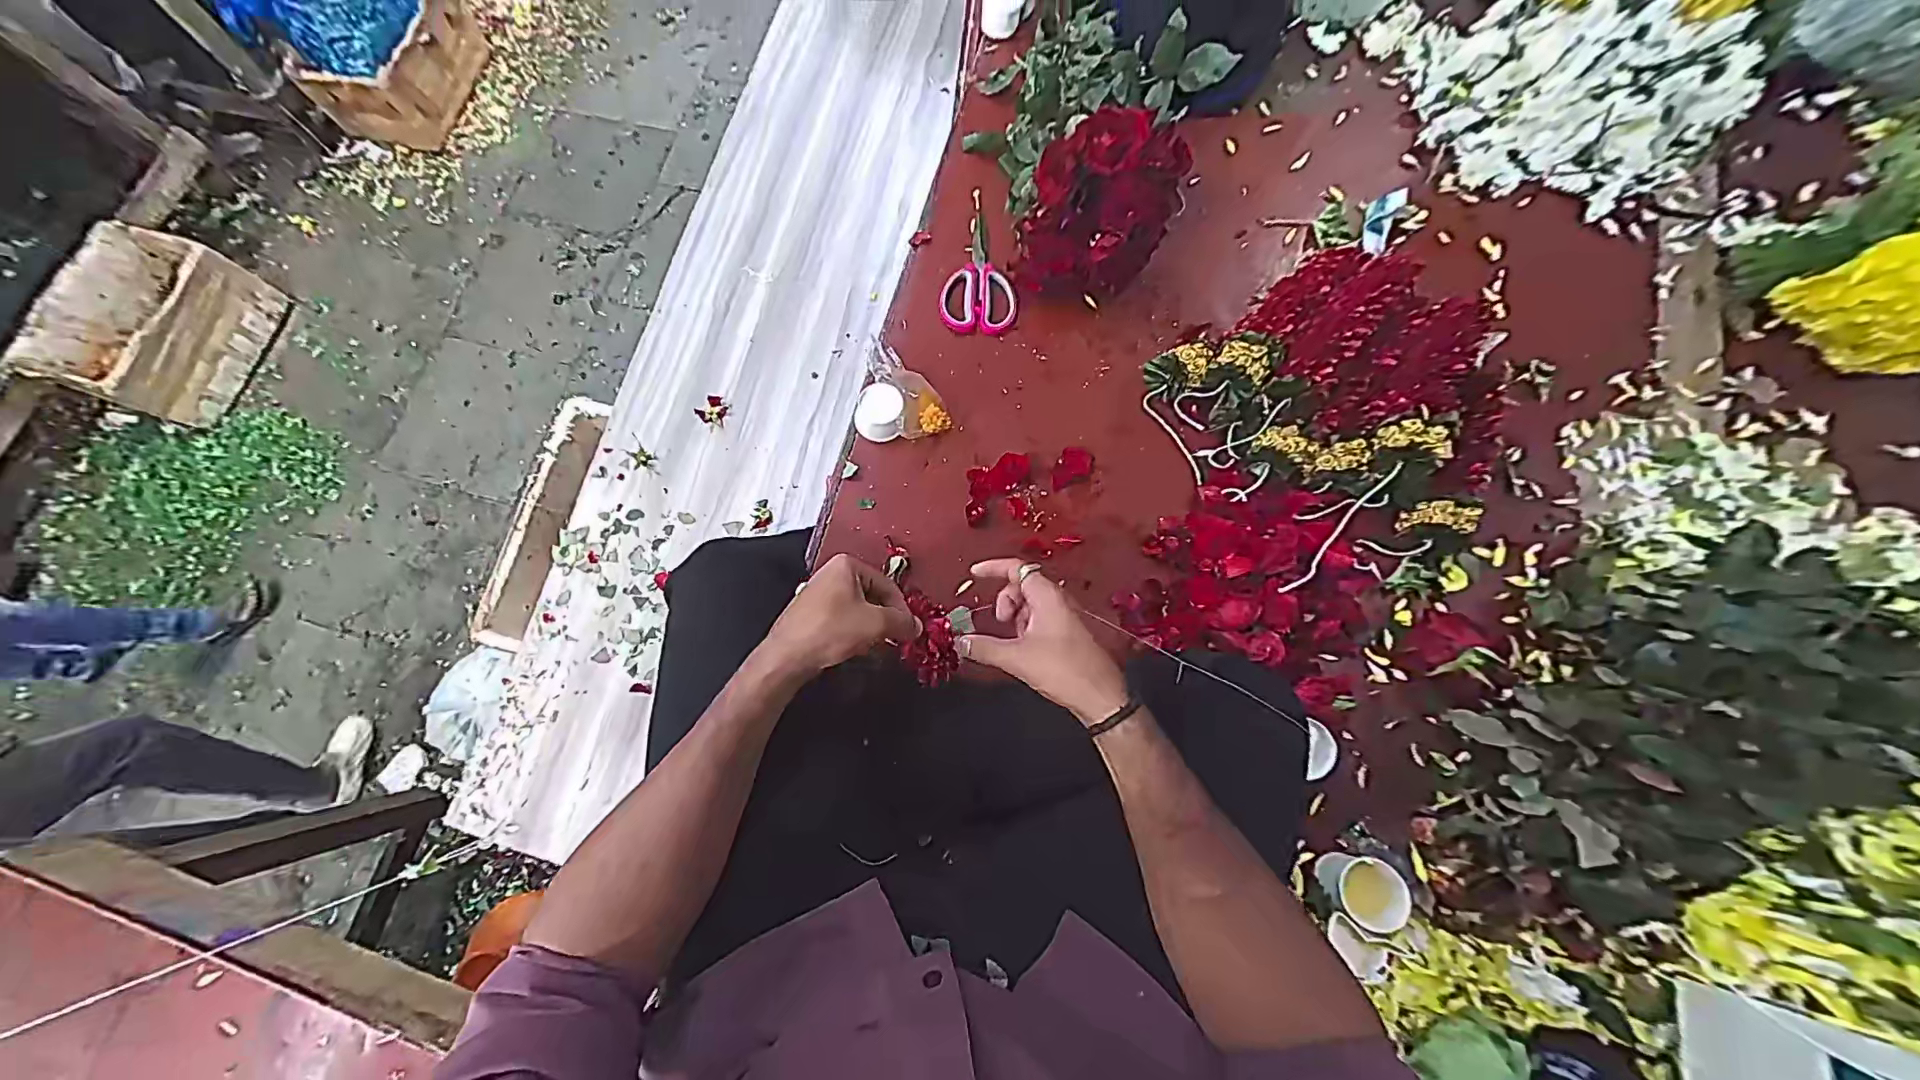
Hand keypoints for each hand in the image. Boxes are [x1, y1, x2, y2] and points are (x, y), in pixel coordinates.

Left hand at [758, 554, 919, 678]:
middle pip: (873, 596)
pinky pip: (842, 619)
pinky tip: (853, 648)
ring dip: (871, 628)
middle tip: (894, 639)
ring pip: (858, 610)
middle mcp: (831, 573)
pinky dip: (853, 632)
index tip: (909, 629)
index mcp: (846, 565)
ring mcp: (819, 593)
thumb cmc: (830, 631)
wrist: (786, 657)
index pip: (887, 585)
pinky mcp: (811, 613)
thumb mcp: (875, 624)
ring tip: (874, 646)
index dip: (902, 609)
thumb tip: (916, 626)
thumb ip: (901, 622)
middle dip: (885, 619)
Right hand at [958, 558, 1130, 725]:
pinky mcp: (1067, 632)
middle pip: (1022, 585)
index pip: (1017, 568)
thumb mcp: (1016, 658)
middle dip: (1004, 600)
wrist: (1099, 695)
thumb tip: (961, 641)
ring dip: (1015, 616)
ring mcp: (1064, 615)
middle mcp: (1057, 600)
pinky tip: (1024, 648)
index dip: (993, 567)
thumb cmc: (1064, 670)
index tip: (975, 574)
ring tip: (1013, 640)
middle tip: (1000, 622)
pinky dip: (1025, 627)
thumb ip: (984, 647)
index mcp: (1047, 596)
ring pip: (1030, 604)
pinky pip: (1039, 619)